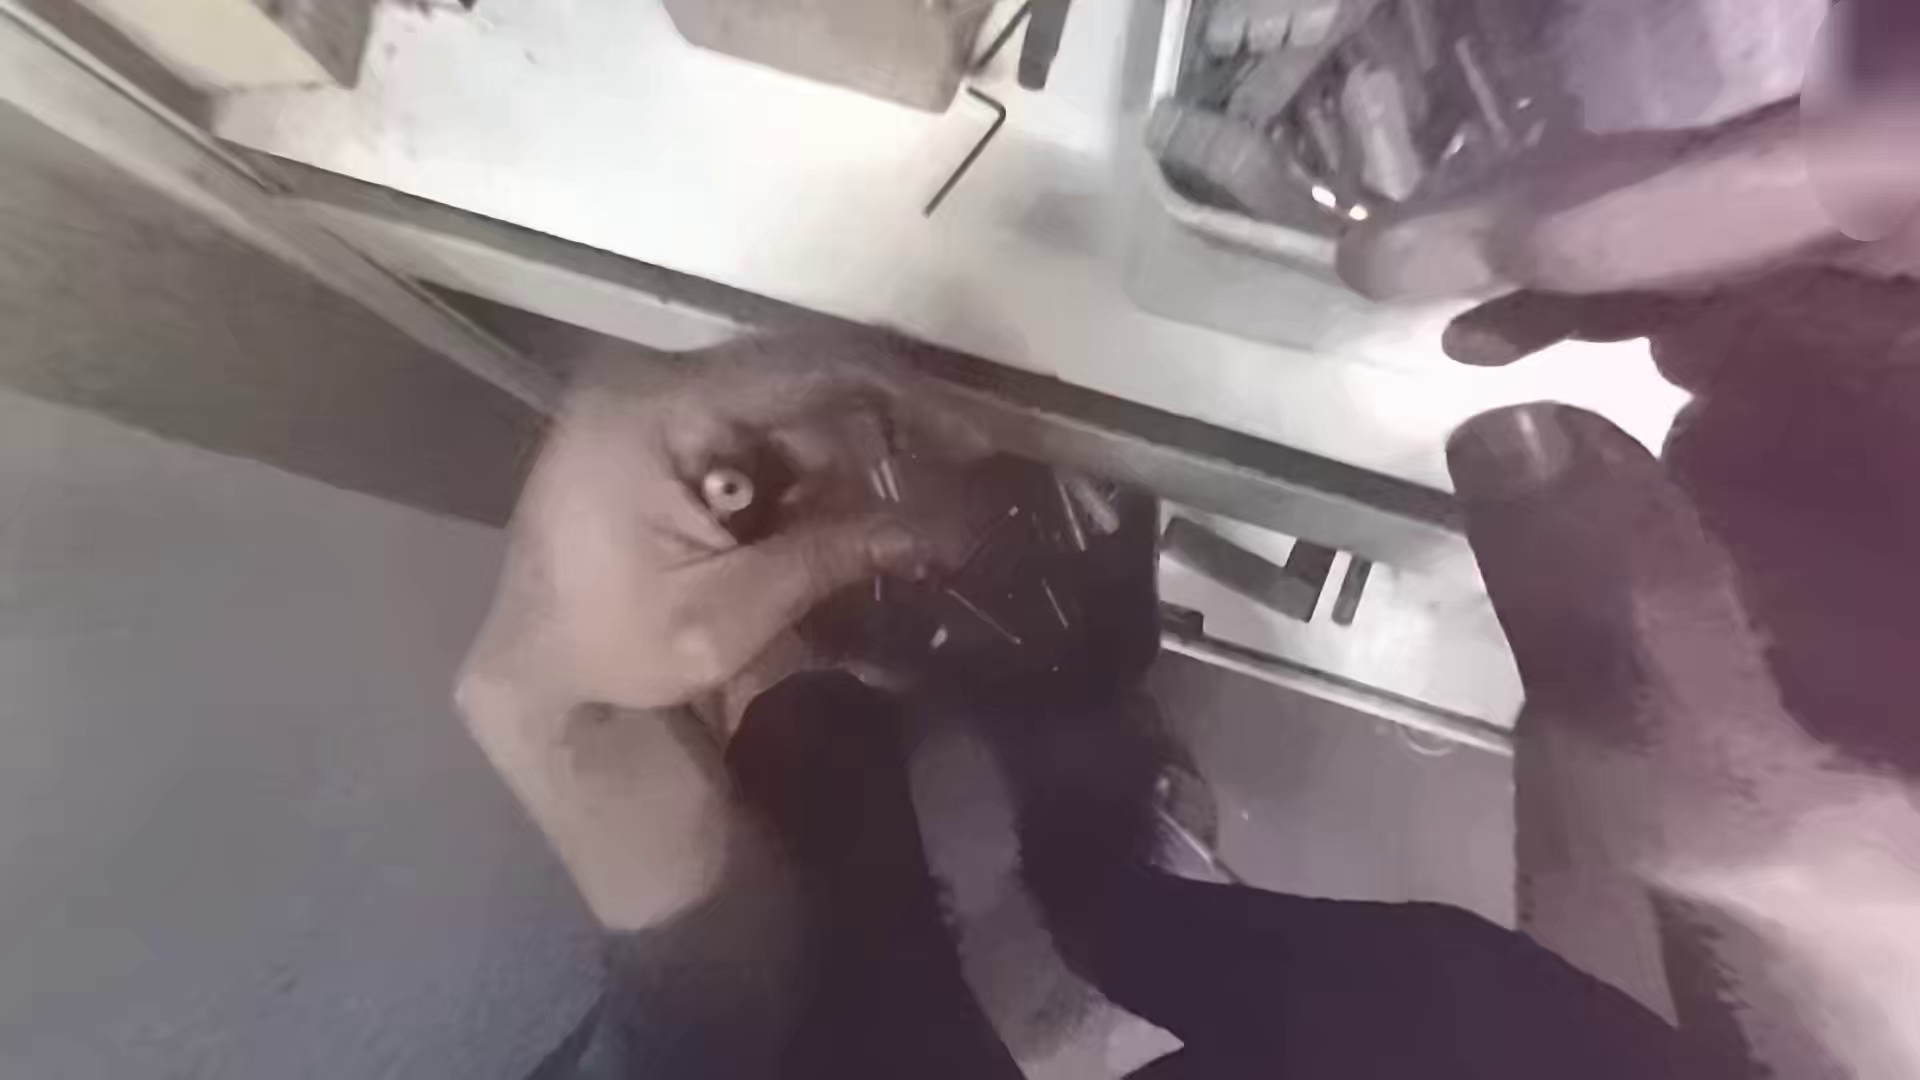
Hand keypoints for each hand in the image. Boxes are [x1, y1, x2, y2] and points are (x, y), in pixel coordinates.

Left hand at [460, 331, 985, 717]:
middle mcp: (663, 387)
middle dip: (892, 432)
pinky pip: (776, 439)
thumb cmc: (613, 649)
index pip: (807, 371)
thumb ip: (834, 555)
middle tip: (957, 474)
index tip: (969, 437)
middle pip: (809, 382)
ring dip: (862, 463)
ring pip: (800, 412)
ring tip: (914, 515)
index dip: (904, 397)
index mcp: (658, 414)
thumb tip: (940, 530)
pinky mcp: (683, 437)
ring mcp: (671, 408)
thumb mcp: (727, 613)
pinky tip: (856, 516)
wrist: (536, 668)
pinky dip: (826, 476)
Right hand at [1384, 124, 1919, 1079]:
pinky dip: (1599, 290)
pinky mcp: (1848, 413)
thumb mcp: (1730, 828)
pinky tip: (1501, 326)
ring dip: (1592, 247)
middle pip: (1871, 195)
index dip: (1765, 193)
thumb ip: (1620, 638)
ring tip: (1438, 290)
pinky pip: (1730, 292)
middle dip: (1621, 206)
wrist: (1879, 970)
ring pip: (1785, 232)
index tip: (1519, 243)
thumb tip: (1500, 430)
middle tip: (1417, 247)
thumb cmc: (1860, 963)